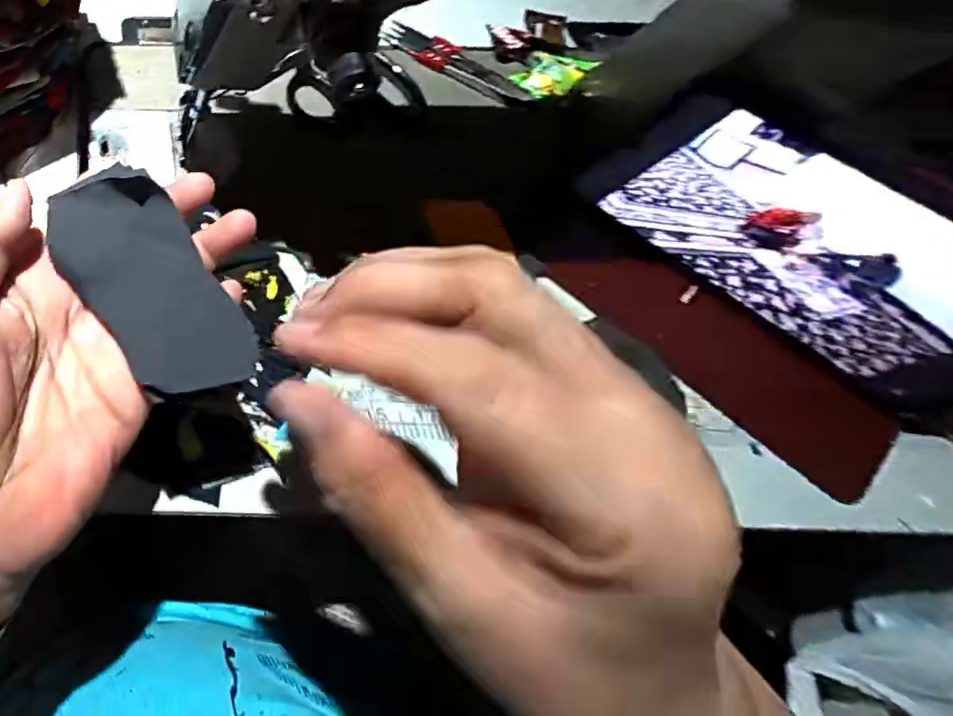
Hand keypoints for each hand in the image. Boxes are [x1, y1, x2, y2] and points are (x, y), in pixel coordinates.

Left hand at [0, 173, 255, 642]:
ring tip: (241, 225)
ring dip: (202, 257)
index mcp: (29, 283)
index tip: (153, 174)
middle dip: (173, 217)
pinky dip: (209, 319)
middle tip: (211, 189)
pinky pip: (179, 345)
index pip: (82, 226)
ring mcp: (111, 350)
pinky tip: (233, 296)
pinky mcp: (137, 391)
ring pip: (166, 289)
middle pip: (135, 250)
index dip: (118, 197)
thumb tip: (23, 189)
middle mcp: (77, 308)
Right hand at [270, 248, 752, 715]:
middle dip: (383, 287)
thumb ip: (376, 496)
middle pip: (493, 291)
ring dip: (401, 277)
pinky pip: (502, 298)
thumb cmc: (563, 666)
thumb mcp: (459, 604)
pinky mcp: (594, 366)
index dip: (374, 345)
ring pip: (495, 278)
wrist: (661, 681)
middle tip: (305, 319)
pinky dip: (426, 290)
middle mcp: (630, 405)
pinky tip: (380, 311)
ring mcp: (619, 376)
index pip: (480, 376)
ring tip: (329, 308)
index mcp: (619, 489)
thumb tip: (293, 397)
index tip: (291, 341)